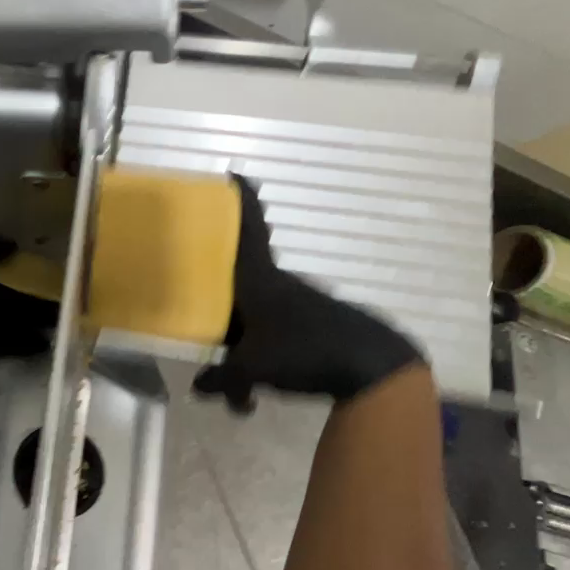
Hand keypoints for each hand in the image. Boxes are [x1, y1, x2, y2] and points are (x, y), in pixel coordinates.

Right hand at [193, 174, 422, 407]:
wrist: (372, 366)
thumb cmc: (303, 351)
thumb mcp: (253, 369)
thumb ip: (223, 379)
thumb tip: (198, 388)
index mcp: (258, 280)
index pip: (249, 229)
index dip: (242, 201)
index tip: (234, 173)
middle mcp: (277, 284)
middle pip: (242, 281)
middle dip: (222, 303)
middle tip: (201, 313)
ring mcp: (299, 305)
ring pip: (257, 320)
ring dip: (245, 349)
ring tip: (238, 391)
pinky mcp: (314, 326)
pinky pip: (276, 338)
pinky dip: (264, 362)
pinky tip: (259, 397)